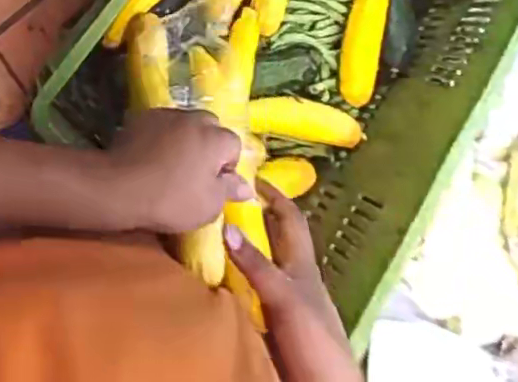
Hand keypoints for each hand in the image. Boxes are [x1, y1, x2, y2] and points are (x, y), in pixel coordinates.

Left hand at [105, 108, 248, 232]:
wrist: (122, 185)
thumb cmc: (172, 198)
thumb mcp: (209, 204)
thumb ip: (230, 189)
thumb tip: (246, 185)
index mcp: (213, 137)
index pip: (233, 144)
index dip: (227, 164)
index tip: (215, 183)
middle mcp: (192, 117)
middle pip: (210, 126)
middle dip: (209, 144)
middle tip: (197, 171)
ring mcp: (166, 114)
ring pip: (186, 122)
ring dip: (186, 138)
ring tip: (174, 163)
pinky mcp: (143, 116)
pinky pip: (163, 123)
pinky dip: (164, 135)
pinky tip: (154, 155)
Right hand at [226, 182, 364, 381]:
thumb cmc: (316, 344)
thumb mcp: (285, 299)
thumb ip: (256, 264)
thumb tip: (225, 225)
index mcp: (301, 265)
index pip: (290, 217)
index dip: (273, 194)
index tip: (248, 174)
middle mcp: (291, 278)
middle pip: (270, 238)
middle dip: (247, 217)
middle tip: (214, 201)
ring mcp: (280, 303)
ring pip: (255, 265)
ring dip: (235, 249)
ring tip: (201, 234)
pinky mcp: (269, 327)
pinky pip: (244, 293)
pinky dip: (228, 282)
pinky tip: (206, 279)